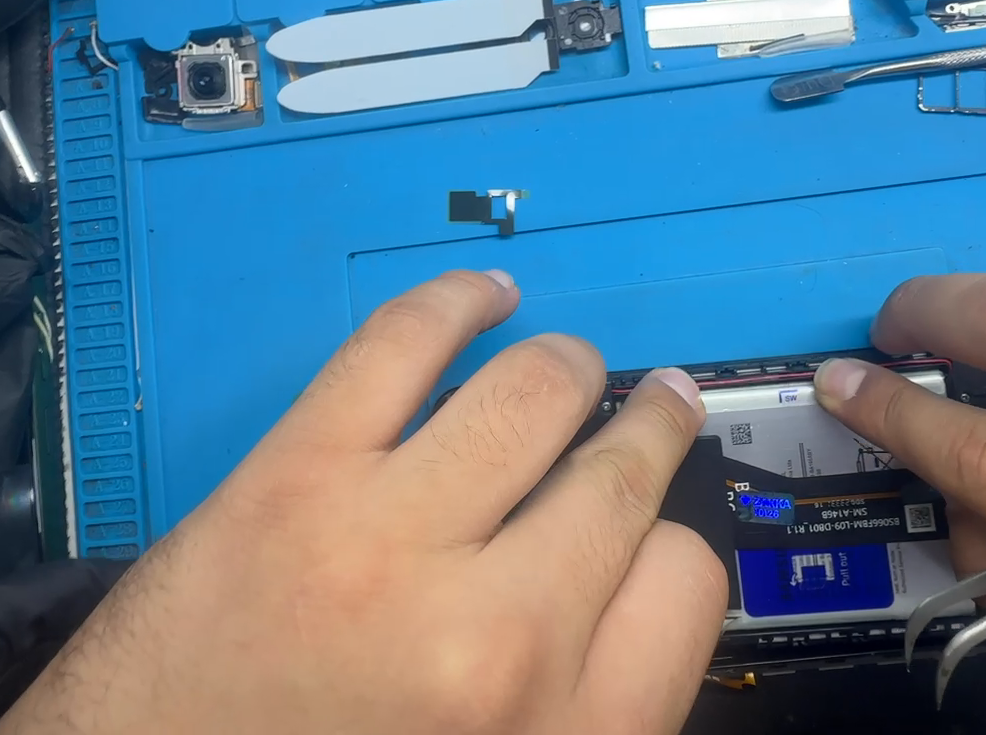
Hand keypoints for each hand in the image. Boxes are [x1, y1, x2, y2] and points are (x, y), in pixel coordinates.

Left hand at [0, 270, 725, 734]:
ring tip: (570, 361)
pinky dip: (458, 302)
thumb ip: (590, 687)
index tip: (641, 526)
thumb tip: (634, 558)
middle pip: (622, 478)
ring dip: (569, 364)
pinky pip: (406, 343)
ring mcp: (390, 541)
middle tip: (648, 407)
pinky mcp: (298, 473)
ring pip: (535, 392)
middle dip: (646, 429)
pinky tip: (487, 298)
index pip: (686, 582)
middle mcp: (498, 640)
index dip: (669, 539)